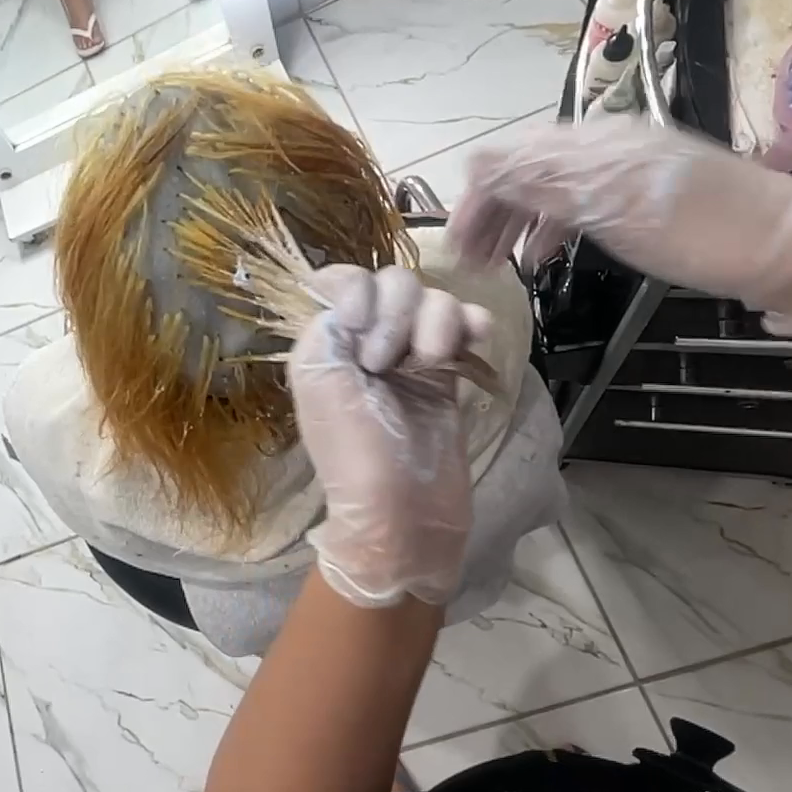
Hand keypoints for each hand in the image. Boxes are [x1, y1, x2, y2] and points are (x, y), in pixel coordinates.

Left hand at [288, 265, 490, 607]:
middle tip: (385, 366)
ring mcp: (411, 356)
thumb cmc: (353, 450)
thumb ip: (329, 323)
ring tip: (427, 367)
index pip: (344, 280)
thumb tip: (358, 295)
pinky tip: (471, 345)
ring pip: (435, 299)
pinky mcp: (450, 374)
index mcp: (329, 342)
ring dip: (435, 325)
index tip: (359, 327)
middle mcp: (368, 343)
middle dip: (395, 316)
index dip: (357, 291)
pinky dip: (473, 325)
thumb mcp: (319, 379)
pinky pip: (468, 325)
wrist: (404, 511)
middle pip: (395, 283)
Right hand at [446, 118, 791, 338]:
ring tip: (491, 264)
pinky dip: (544, 229)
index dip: (475, 200)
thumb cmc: (699, 234)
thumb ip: (544, 184)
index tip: (456, 247)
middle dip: (487, 213)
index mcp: (594, 144)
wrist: (790, 247)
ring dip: (511, 223)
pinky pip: (572, 204)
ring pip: (543, 189)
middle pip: (521, 171)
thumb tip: (480, 166)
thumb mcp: (613, 208)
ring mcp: (621, 168)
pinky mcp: (636, 193)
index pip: (509, 158)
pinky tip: (535, 258)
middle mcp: (602, 146)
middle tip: (468, 261)